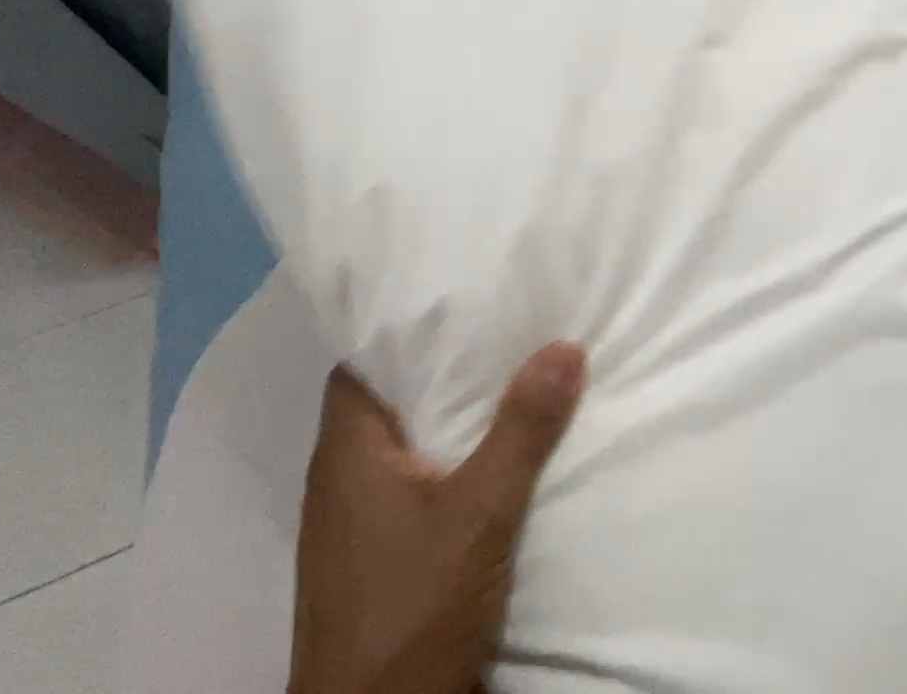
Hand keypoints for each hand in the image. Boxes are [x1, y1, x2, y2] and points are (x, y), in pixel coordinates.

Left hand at [289, 342, 586, 693]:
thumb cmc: (414, 604)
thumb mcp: (481, 511)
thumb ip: (522, 430)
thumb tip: (564, 347)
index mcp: (348, 454)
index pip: (362, 365)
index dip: (407, 330)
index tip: (467, 301)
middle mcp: (342, 480)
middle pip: (390, 402)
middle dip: (448, 368)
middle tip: (512, 331)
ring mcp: (358, 523)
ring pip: (407, 445)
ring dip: (456, 417)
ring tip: (518, 380)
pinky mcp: (381, 556)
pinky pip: (418, 482)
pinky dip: (457, 459)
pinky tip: (502, 457)